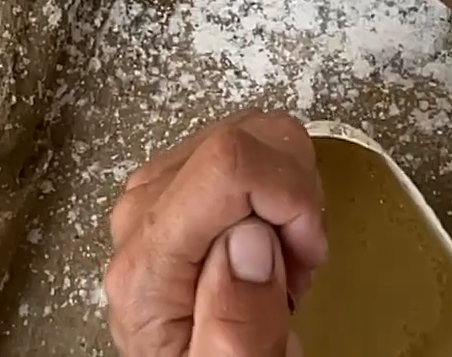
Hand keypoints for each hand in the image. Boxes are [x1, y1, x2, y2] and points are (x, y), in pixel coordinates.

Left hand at [105, 111, 328, 355]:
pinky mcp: (182, 170)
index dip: (287, 193)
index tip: (306, 249)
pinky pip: (251, 140)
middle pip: (244, 137)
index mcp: (148, 259)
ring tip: (285, 256)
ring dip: (291, 186)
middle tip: (297, 264)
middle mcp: (144, 205)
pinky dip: (280, 181)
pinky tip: (272, 235)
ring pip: (254, 128)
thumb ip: (237, 323)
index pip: (225, 165)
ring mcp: (161, 180)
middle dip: (295, 192)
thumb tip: (252, 237)